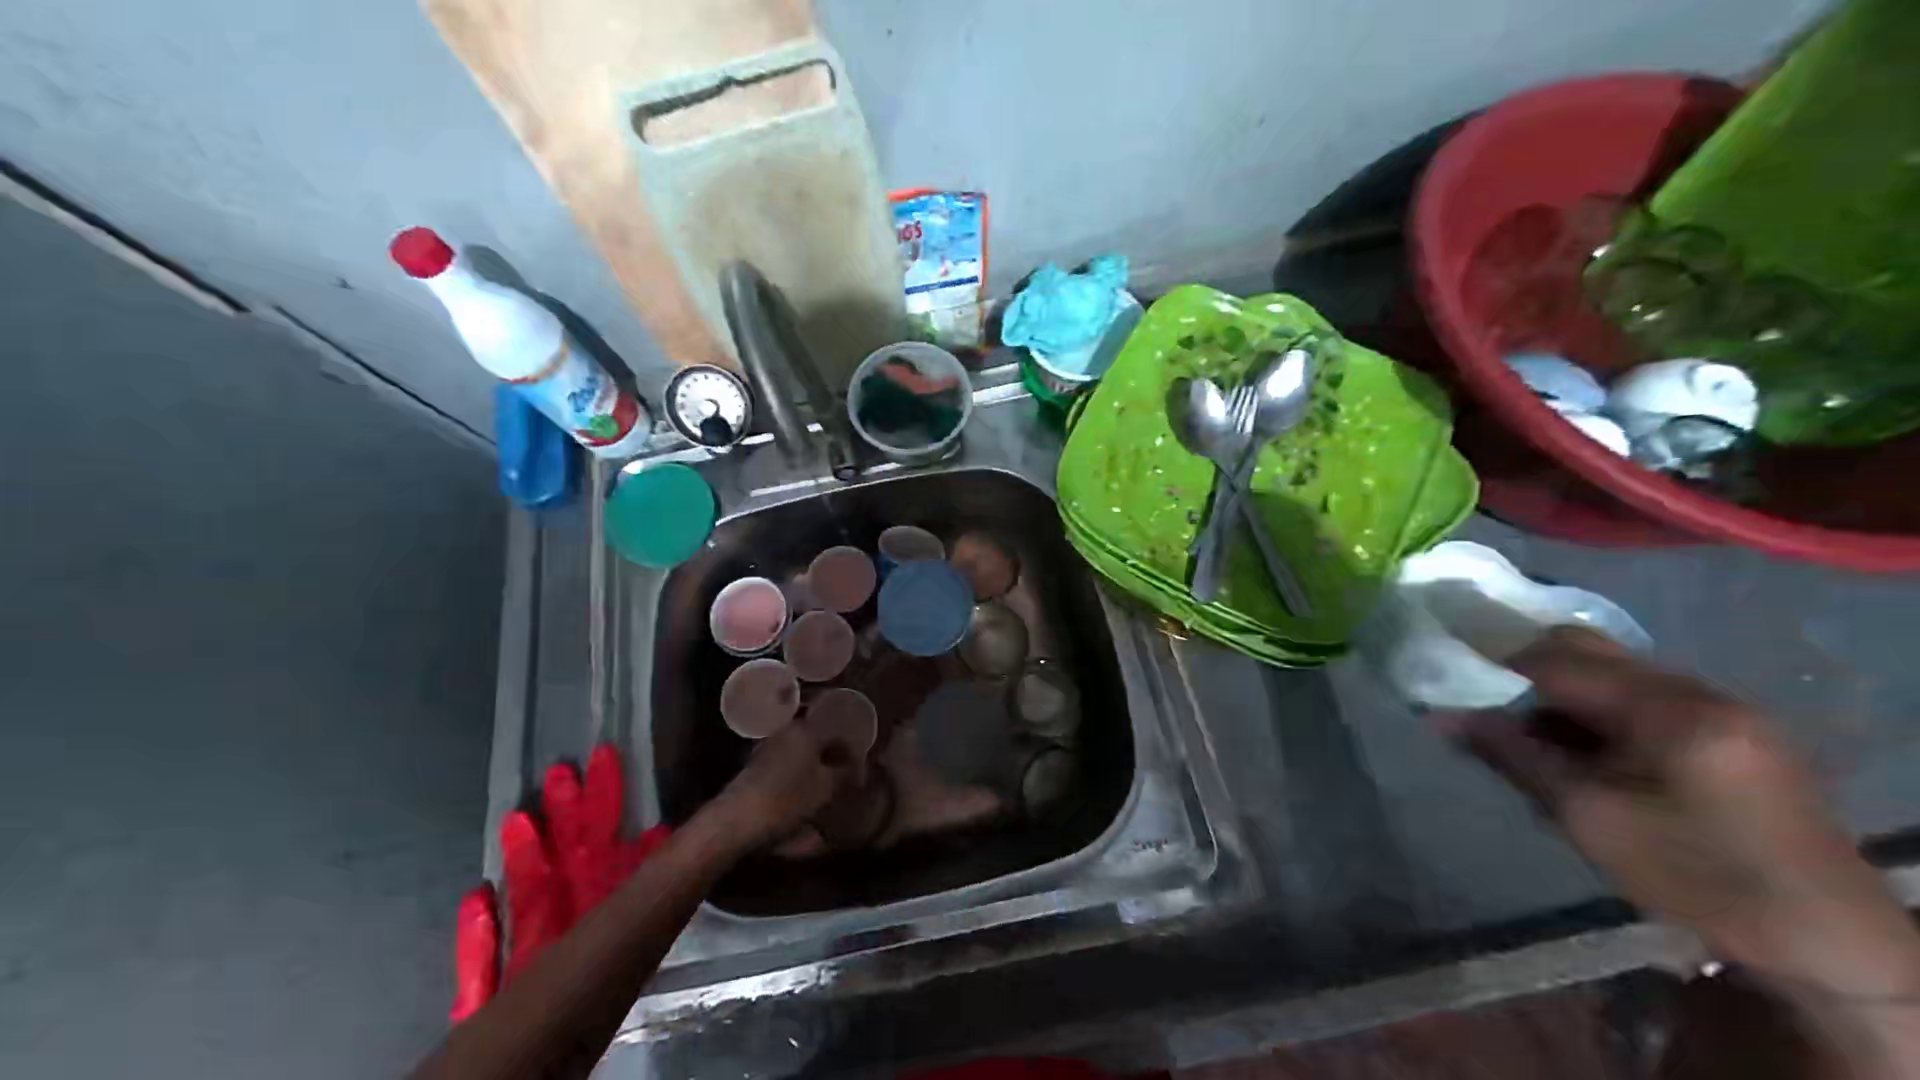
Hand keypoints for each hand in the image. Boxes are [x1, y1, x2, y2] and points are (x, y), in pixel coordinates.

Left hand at [707, 723, 851, 851]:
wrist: (736, 820)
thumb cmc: (787, 799)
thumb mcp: (825, 788)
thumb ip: (843, 772)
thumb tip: (854, 764)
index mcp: (807, 730)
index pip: (838, 733)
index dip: (852, 753)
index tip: (859, 772)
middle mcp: (787, 731)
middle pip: (818, 741)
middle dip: (831, 758)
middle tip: (844, 779)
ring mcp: (769, 746)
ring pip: (801, 752)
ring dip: (814, 767)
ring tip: (825, 788)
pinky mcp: (756, 764)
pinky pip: (787, 764)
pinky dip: (798, 774)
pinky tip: (802, 792)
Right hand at [1444, 628, 1919, 1000]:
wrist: (1829, 944)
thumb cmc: (1695, 875)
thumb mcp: (1587, 817)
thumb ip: (1513, 755)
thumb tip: (1441, 716)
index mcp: (1668, 708)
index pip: (1557, 658)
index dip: (1494, 661)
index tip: (1448, 674)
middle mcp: (1698, 692)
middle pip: (1588, 651)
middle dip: (1526, 671)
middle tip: (1484, 704)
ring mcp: (1722, 710)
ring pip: (1612, 674)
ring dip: (1561, 696)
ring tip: (1530, 741)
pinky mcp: (1731, 733)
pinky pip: (1641, 700)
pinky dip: (1597, 714)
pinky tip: (1583, 755)